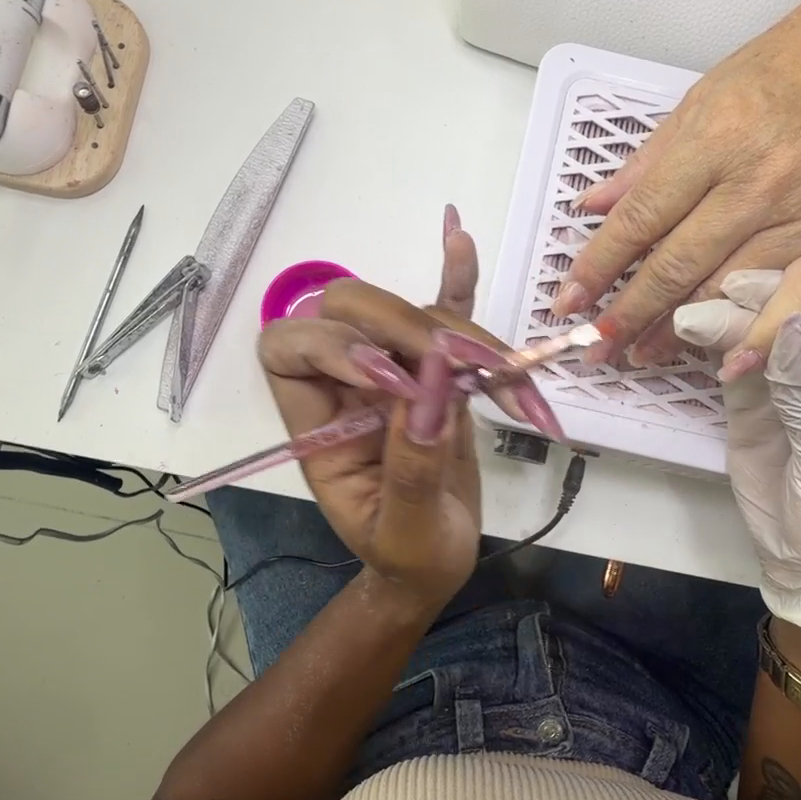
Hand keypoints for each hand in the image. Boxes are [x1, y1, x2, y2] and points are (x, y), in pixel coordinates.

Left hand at [256, 209, 533, 606]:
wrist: (434, 562)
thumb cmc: (408, 557)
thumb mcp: (406, 531)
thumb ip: (412, 467)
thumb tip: (431, 390)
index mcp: (319, 427)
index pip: (289, 353)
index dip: (332, 346)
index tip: (392, 381)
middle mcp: (349, 387)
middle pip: (348, 312)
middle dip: (403, 327)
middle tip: (460, 369)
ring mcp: (395, 373)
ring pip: (412, 317)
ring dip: (462, 336)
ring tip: (510, 376)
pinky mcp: (438, 373)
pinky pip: (441, 317)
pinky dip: (454, 281)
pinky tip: (459, 237)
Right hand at [674, 265, 800, 630]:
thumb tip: (786, 323)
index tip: (767, 281)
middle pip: (796, 319)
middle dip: (760, 302)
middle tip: (719, 289)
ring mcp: (788, 391)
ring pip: (758, 343)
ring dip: (728, 327)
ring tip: (691, 316)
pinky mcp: (752, 412)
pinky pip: (733, 372)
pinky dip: (714, 353)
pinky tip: (693, 334)